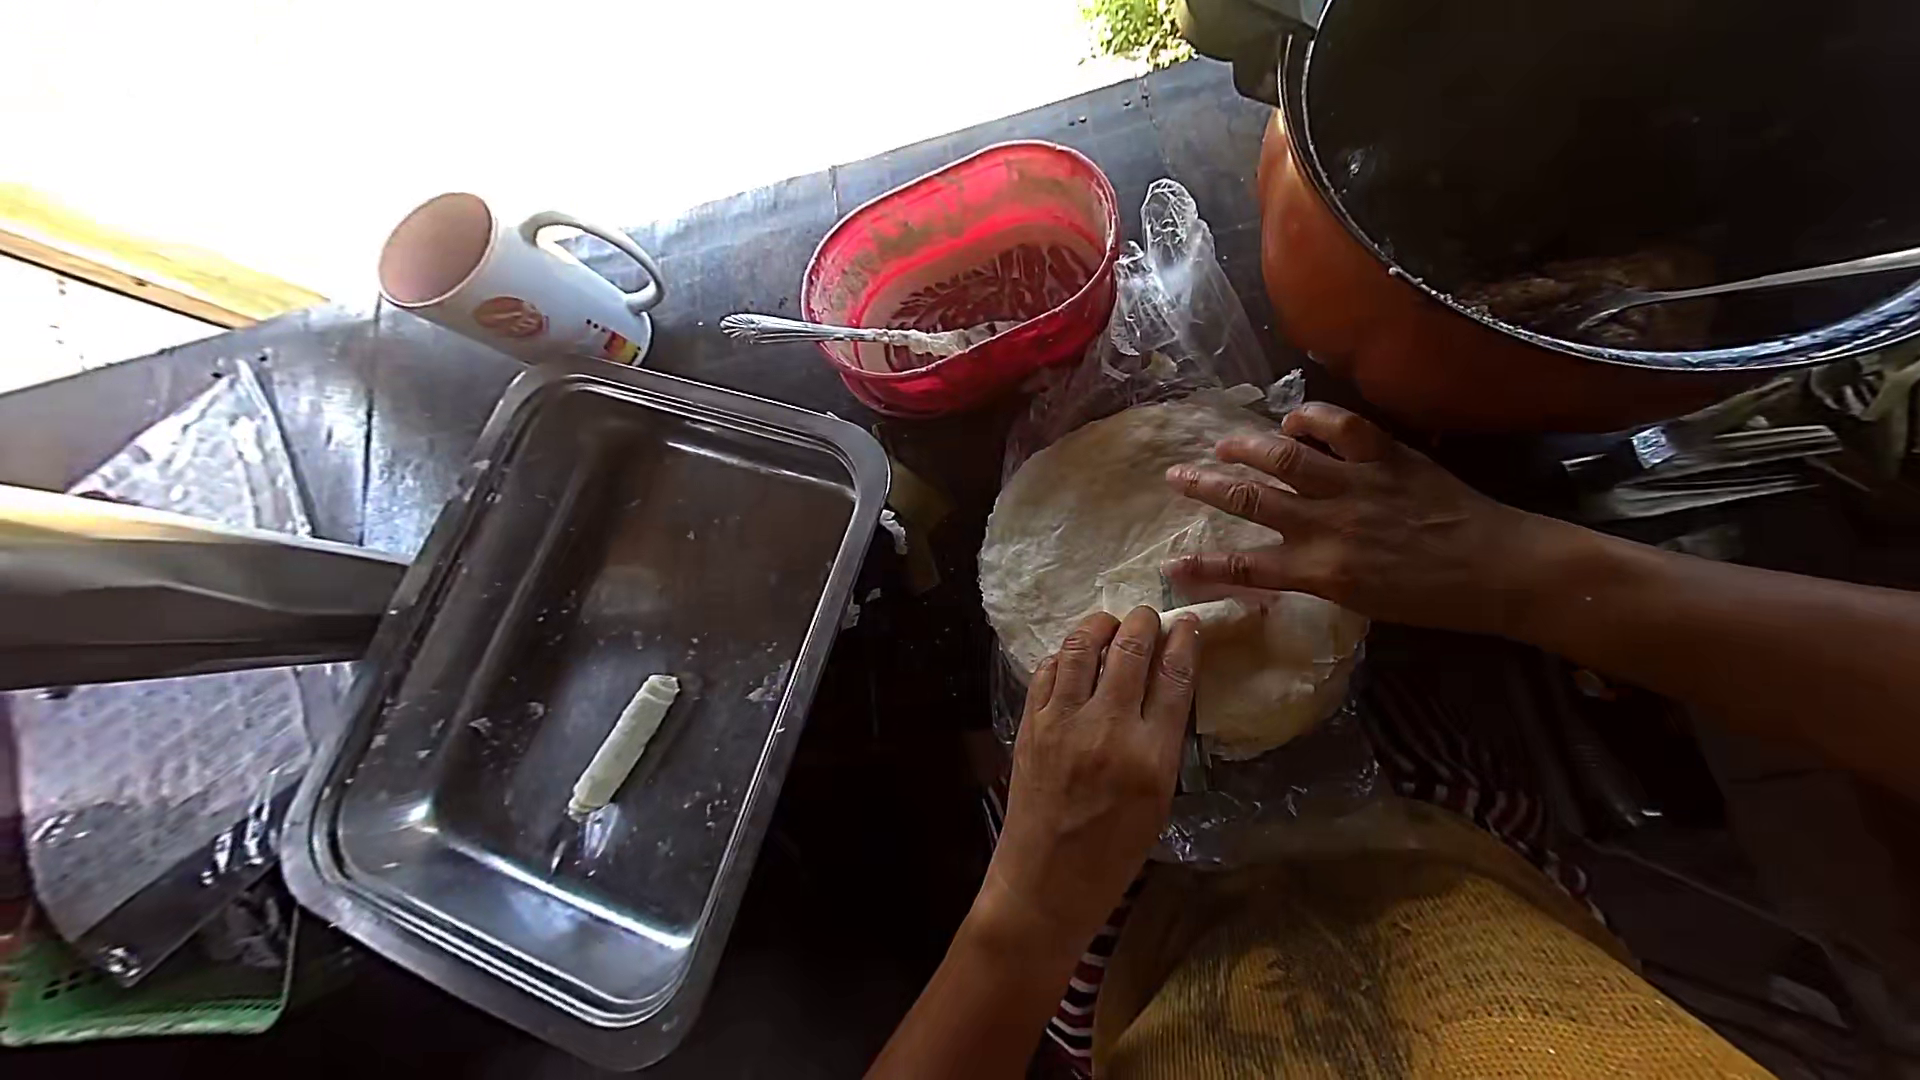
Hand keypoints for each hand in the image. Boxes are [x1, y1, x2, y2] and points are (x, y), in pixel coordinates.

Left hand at [980, 608, 1199, 947]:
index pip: (1174, 678)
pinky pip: (1048, 670)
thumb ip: (1162, 740)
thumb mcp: (1159, 801)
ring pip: (1082, 648)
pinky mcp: (1030, 723)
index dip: (1184, 641)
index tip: (1188, 622)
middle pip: (1130, 651)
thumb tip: (1164, 685)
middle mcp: (1108, 729)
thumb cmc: (1113, 852)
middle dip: (1143, 621)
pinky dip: (1064, 654)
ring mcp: (1062, 722)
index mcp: (1151, 757)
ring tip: (1110, 623)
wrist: (1046, 880)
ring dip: (1099, 625)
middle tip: (1148, 615)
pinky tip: (1073, 655)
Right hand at [1163, 402, 1563, 636]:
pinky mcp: (1389, 457)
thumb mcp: (1358, 602)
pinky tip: (1291, 419)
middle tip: (1175, 475)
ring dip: (1245, 448)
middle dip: (1205, 488)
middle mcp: (1330, 525)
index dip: (1202, 566)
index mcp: (1322, 570)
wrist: (1504, 571)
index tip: (1169, 565)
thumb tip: (1273, 558)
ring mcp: (1358, 486)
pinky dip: (1311, 418)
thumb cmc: (1429, 598)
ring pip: (1286, 458)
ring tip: (1222, 445)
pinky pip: (1342, 426)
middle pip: (1250, 501)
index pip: (1245, 567)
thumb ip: (1310, 575)